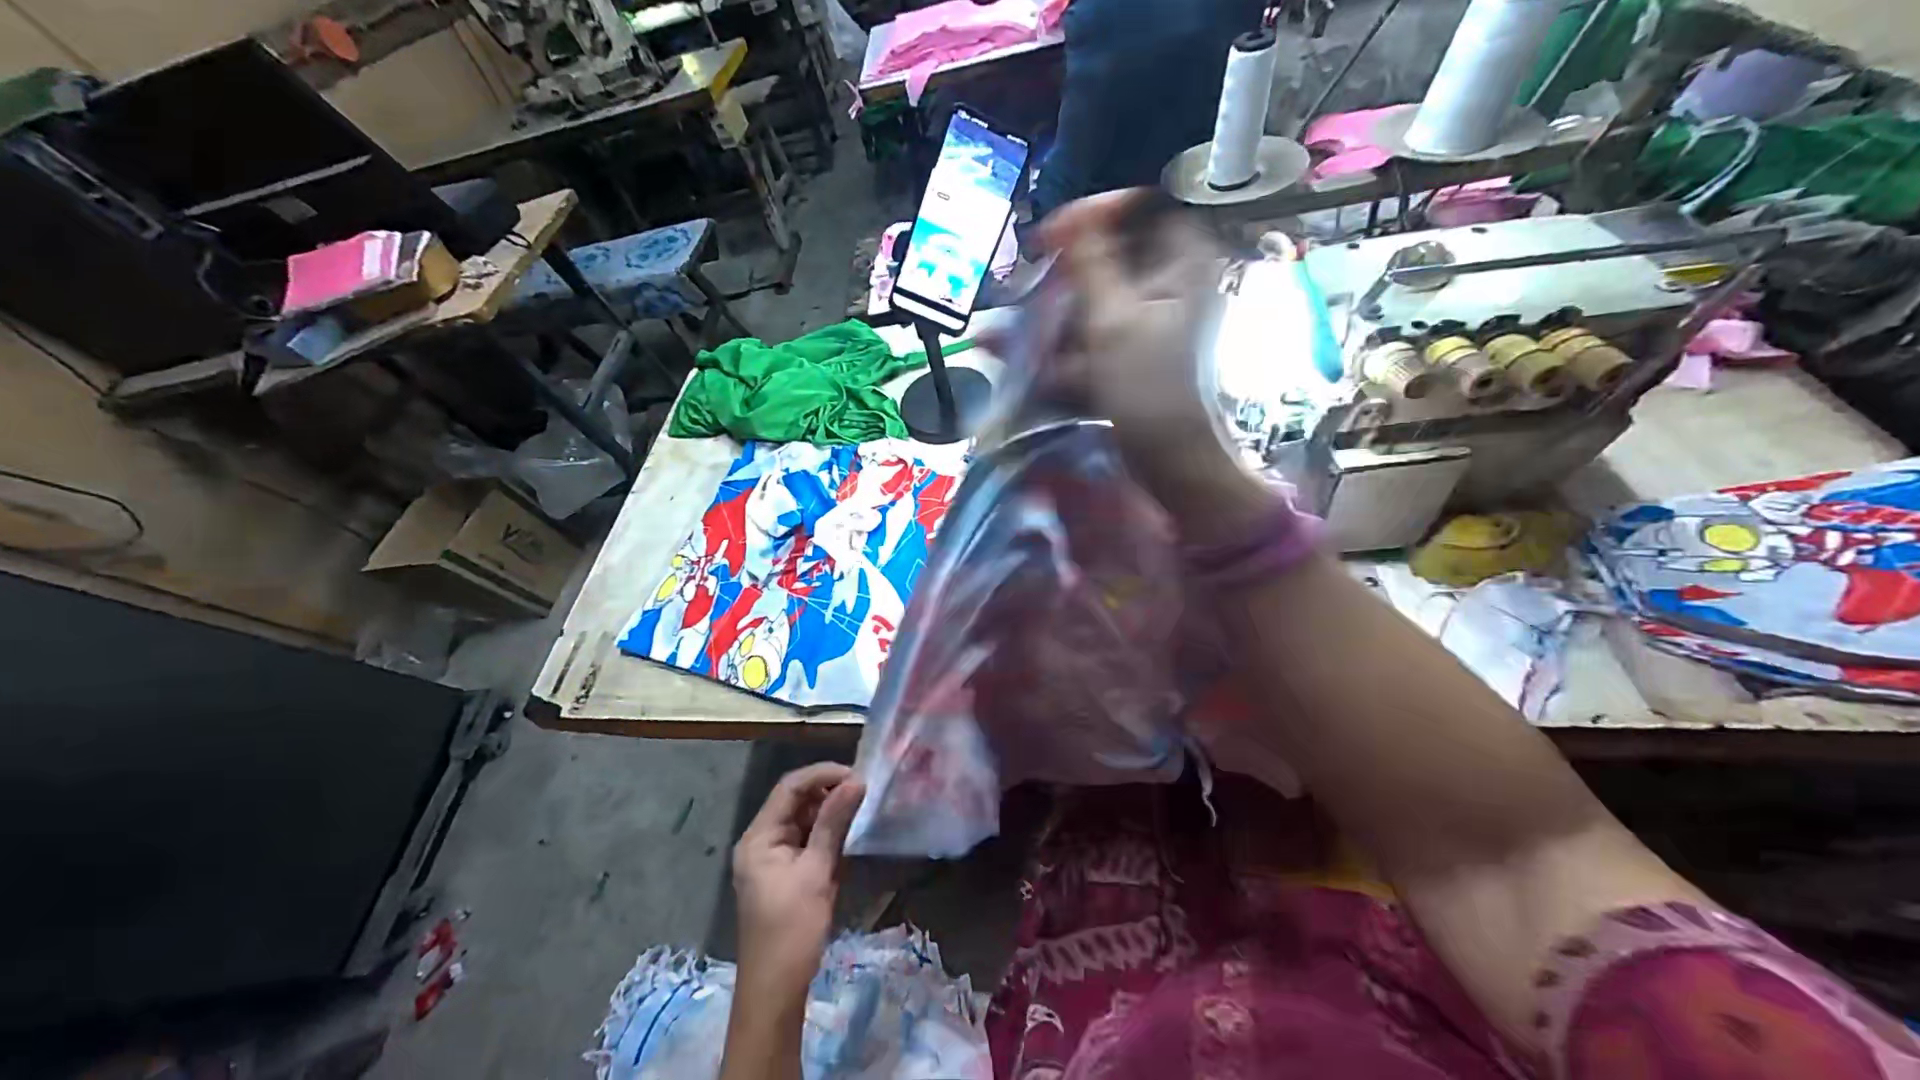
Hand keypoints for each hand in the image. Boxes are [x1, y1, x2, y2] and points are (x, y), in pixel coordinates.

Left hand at [731, 763, 865, 994]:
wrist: (775, 990)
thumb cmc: (793, 929)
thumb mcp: (817, 872)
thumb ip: (834, 823)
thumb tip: (856, 782)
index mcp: (759, 837)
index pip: (790, 787)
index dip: (823, 775)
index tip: (857, 775)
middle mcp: (761, 841)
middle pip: (796, 801)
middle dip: (829, 792)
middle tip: (864, 791)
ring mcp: (772, 859)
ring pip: (804, 821)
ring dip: (831, 813)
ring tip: (862, 808)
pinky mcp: (785, 875)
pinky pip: (807, 842)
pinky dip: (828, 835)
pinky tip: (850, 835)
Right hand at [1038, 189, 1226, 457]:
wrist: (1171, 459)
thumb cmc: (1150, 386)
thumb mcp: (1114, 319)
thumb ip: (1089, 262)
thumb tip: (1070, 215)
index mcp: (1182, 262)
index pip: (1140, 209)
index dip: (1096, 214)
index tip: (1052, 235)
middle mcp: (1170, 285)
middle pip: (1110, 259)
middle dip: (1063, 278)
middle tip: (1028, 287)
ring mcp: (1150, 324)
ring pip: (1094, 302)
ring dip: (1052, 317)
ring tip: (1008, 334)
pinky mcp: (1131, 357)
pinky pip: (1092, 338)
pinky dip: (1062, 348)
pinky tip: (1027, 361)